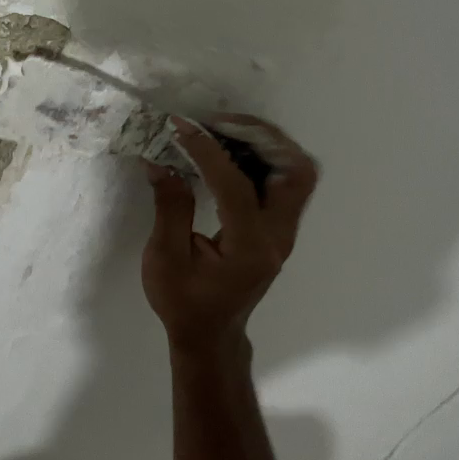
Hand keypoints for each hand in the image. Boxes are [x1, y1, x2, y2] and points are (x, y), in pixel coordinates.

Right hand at [142, 115, 318, 352]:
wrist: (210, 335)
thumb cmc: (184, 302)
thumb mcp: (164, 258)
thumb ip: (170, 207)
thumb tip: (161, 161)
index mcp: (250, 248)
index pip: (237, 186)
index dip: (209, 151)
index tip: (181, 127)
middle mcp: (278, 237)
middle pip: (296, 172)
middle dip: (260, 138)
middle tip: (218, 124)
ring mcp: (284, 233)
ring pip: (297, 173)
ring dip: (265, 144)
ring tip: (224, 131)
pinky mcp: (279, 228)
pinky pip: (284, 182)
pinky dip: (263, 158)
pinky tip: (230, 151)